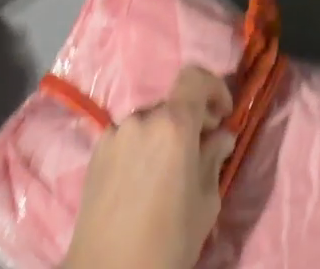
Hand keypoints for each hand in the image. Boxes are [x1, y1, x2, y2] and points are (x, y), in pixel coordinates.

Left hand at [65, 66, 234, 268]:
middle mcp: (142, 118)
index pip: (195, 78)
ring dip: (164, 136)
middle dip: (191, 121)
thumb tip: (220, 137)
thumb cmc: (168, 240)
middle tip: (201, 151)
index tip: (223, 115)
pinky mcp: (96, 151)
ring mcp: (115, 133)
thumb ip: (213, 159)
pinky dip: (142, 148)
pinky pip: (128, 137)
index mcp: (173, 125)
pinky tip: (143, 182)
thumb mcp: (205, 203)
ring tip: (169, 174)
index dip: (214, 88)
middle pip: (172, 105)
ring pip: (149, 122)